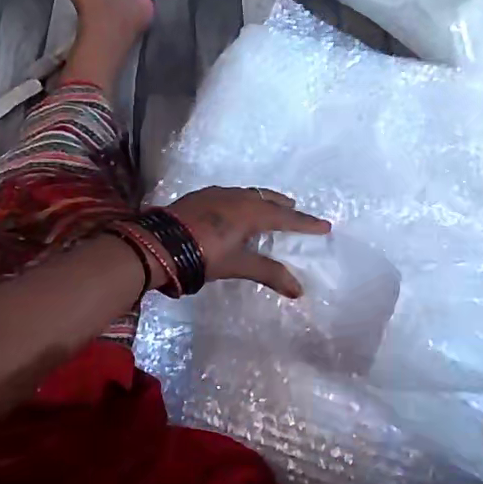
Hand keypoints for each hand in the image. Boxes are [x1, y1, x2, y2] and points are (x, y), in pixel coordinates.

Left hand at [164, 187, 329, 297]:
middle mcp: (237, 197)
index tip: (324, 226)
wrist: (158, 244)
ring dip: (261, 201)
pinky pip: (229, 195)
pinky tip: (234, 210)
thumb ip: (268, 273)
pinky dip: (241, 201)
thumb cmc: (202, 255)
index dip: (305, 223)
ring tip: (267, 209)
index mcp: (251, 212)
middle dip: (283, 205)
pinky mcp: (199, 196)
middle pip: (267, 198)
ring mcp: (215, 194)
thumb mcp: (237, 265)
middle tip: (294, 211)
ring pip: (247, 194)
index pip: (286, 217)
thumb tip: (299, 290)